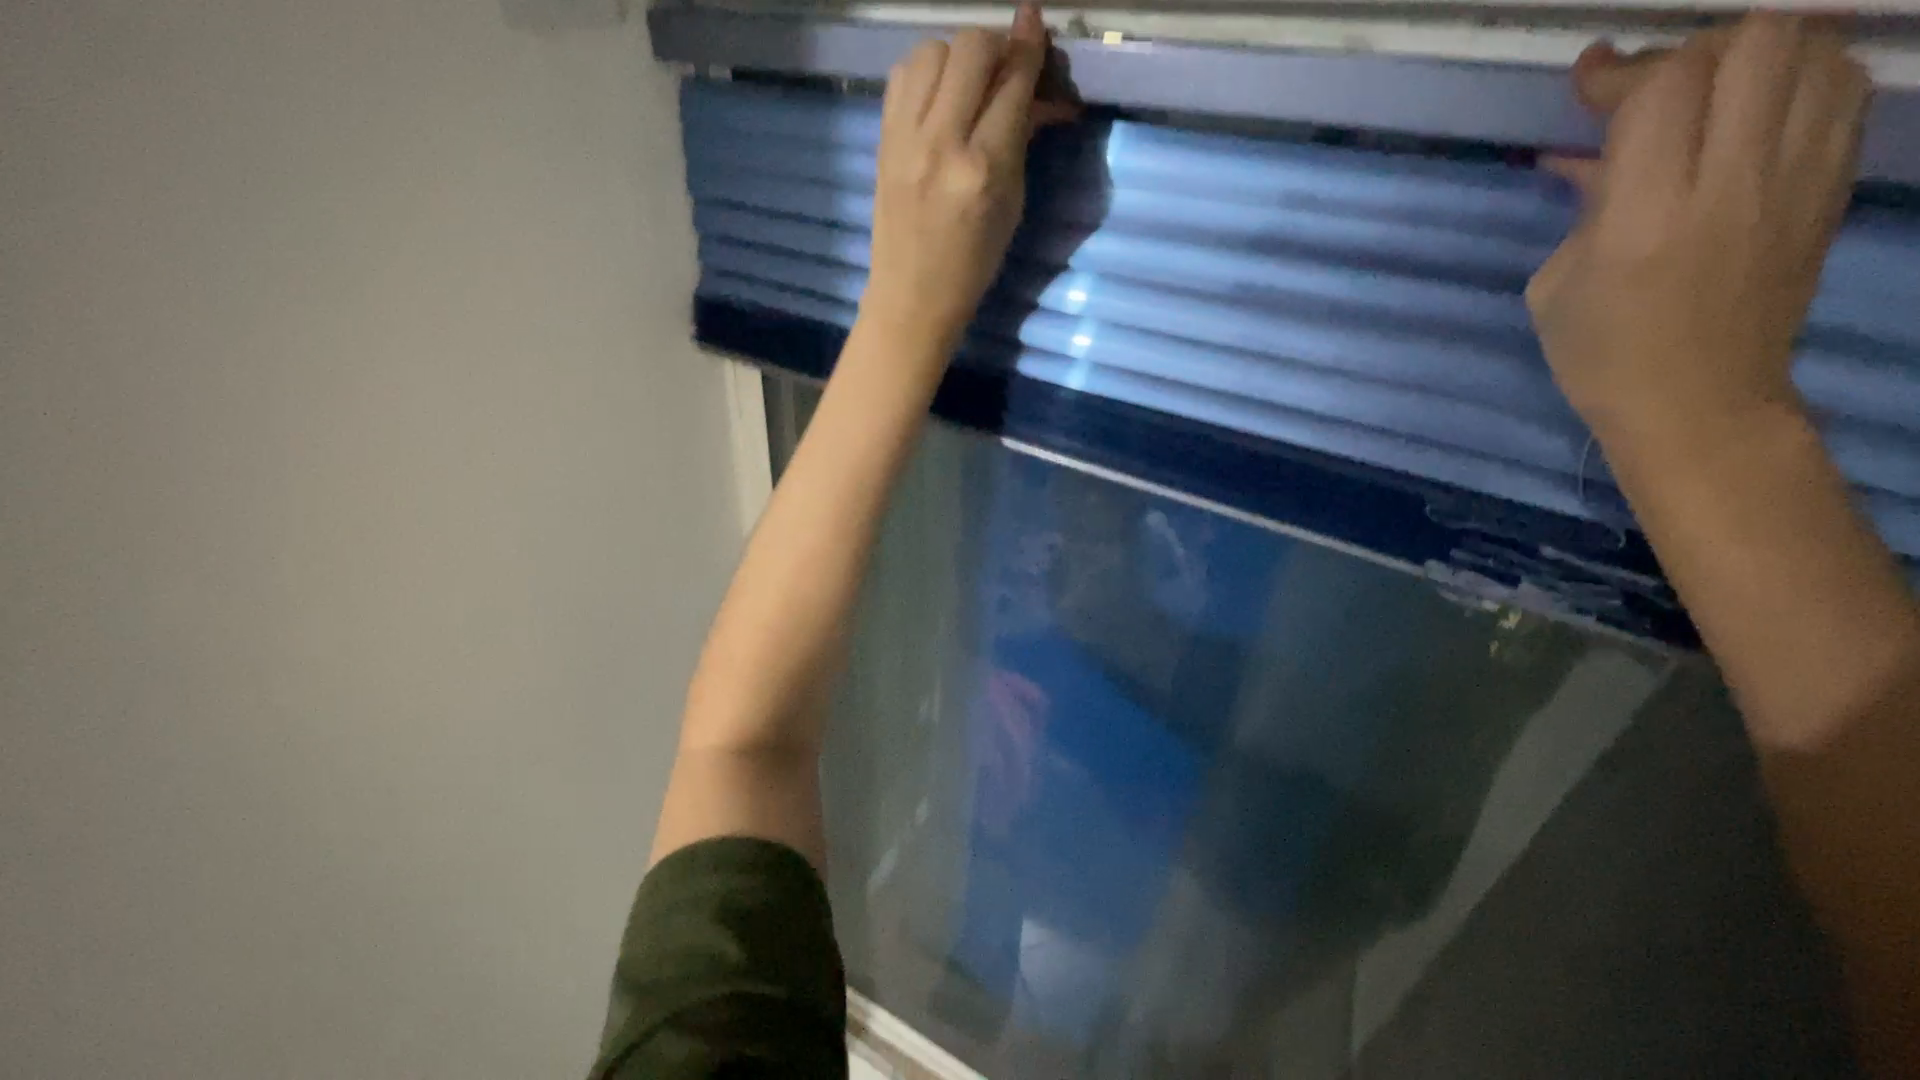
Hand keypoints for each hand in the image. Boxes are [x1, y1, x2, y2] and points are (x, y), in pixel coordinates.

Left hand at [859, 4, 1067, 353]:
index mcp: (985, 168)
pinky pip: (903, 74)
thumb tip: (1040, 90)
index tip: (1036, 20)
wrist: (912, 294)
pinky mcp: (882, 138)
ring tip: (970, 83)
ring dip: (957, 55)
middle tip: (1005, 66)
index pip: (1012, 84)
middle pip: (970, 48)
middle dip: (996, 45)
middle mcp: (942, 143)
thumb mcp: (1012, 204)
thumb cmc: (974, 262)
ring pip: (932, 51)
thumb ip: (1022, 138)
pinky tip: (939, 95)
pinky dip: (926, 71)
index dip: (1030, 45)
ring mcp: (904, 138)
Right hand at [1527, 16, 1871, 438]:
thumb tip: (1587, 149)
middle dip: (1693, 50)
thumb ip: (1584, 202)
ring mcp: (1796, 181)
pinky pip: (1842, 91)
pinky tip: (1761, 108)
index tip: (1588, 80)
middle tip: (1658, 85)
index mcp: (1646, 215)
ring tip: (1714, 90)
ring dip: (1755, 56)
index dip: (1622, 69)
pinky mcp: (1831, 188)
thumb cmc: (1603, 353)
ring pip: (1810, 52)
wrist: (1697, 403)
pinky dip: (1802, 78)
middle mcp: (1732, 182)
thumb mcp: (1557, 281)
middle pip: (1751, 44)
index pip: (1664, 87)